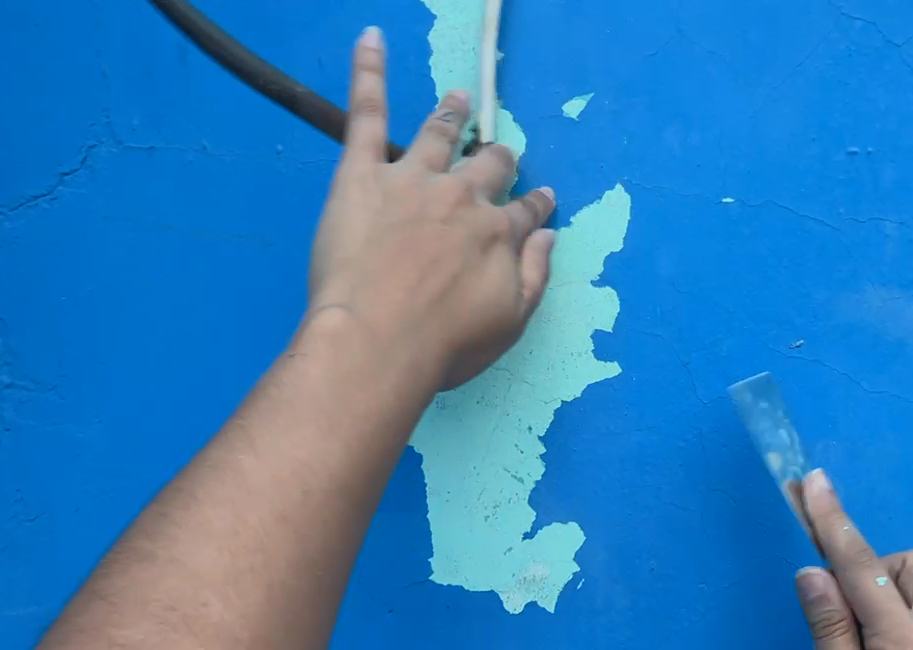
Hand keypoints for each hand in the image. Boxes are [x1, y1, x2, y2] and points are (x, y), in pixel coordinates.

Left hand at [306, 27, 556, 389]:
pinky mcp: (363, 174)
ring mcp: (413, 179)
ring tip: (459, 101)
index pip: (524, 212)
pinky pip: (366, 113)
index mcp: (498, 234)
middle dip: (499, 160)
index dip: (535, 205)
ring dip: (452, 115)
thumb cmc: (444, 345)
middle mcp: (463, 197)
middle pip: (488, 167)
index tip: (542, 201)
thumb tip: (549, 236)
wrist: (377, 340)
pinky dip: (369, 73)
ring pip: (439, 135)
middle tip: (501, 155)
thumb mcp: (509, 324)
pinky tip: (370, 40)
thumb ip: (535, 277)